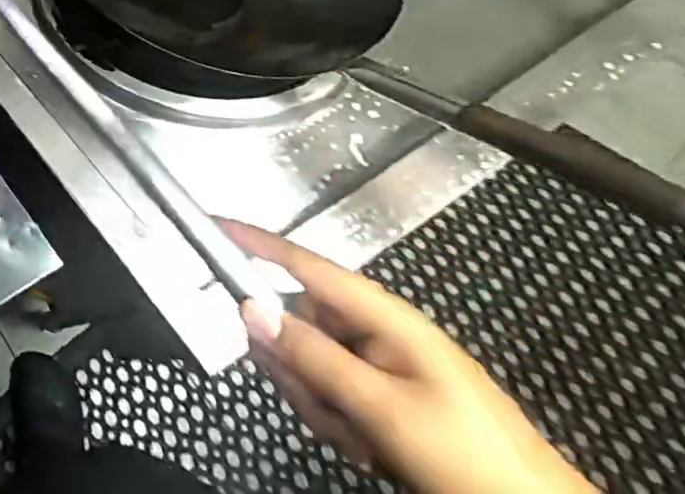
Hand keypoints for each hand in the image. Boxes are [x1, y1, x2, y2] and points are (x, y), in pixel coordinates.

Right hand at [220, 219, 593, 493]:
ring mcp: (383, 364)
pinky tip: (365, 449)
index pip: (306, 265)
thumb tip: (248, 307)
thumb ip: (311, 356)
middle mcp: (378, 332)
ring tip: (356, 441)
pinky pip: (327, 387)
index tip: (213, 224)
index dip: (257, 242)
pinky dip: (333, 417)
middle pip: (297, 321)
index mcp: (386, 319)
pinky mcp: (384, 394)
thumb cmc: (470, 460)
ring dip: (316, 400)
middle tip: (321, 409)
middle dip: (295, 366)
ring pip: (307, 360)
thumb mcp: (382, 409)